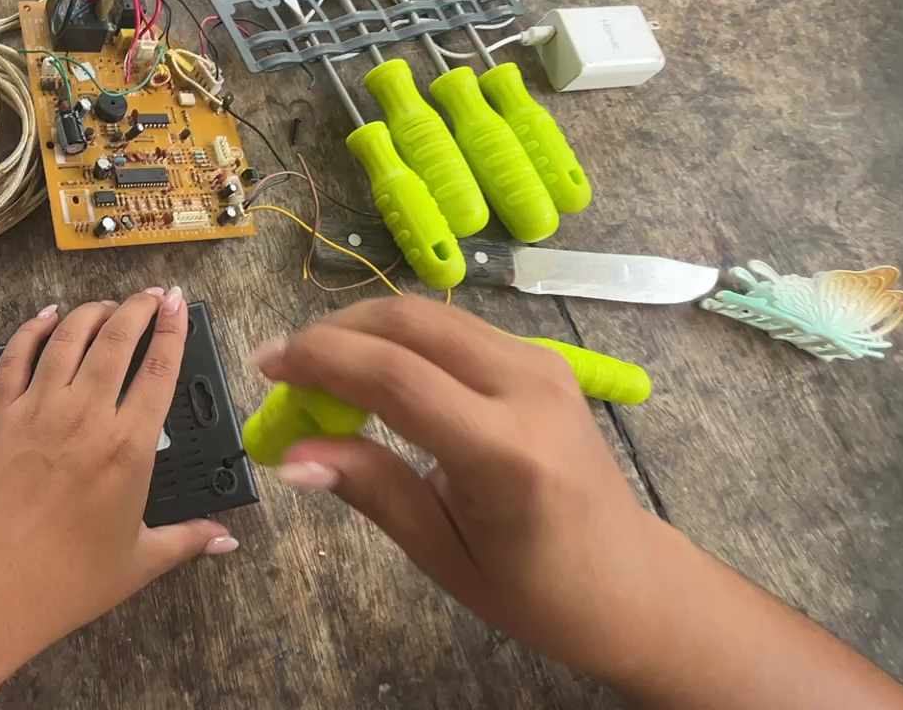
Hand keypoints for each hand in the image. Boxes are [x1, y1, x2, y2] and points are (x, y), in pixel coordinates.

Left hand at [0, 288, 238, 682]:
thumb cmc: (67, 581)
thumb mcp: (137, 563)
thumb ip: (187, 540)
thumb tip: (230, 539)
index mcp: (127, 447)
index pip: (159, 371)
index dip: (173, 330)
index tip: (179, 303)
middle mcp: (85, 415)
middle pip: (117, 339)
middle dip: (138, 307)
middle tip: (152, 294)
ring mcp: (38, 409)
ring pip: (68, 337)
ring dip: (92, 312)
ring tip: (108, 304)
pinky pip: (16, 356)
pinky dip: (33, 329)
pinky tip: (47, 316)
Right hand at [252, 297, 678, 683]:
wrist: (635, 582)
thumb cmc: (538, 589)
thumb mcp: (442, 553)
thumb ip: (368, 487)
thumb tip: (291, 457)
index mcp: (507, 453)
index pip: (396, 378)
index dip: (320, 360)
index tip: (267, 364)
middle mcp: (527, 388)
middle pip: (406, 324)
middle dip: (331, 333)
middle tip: (286, 365)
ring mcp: (537, 362)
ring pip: (423, 312)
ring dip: (358, 328)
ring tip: (317, 367)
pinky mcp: (536, 354)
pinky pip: (445, 324)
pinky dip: (392, 334)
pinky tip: (368, 367)